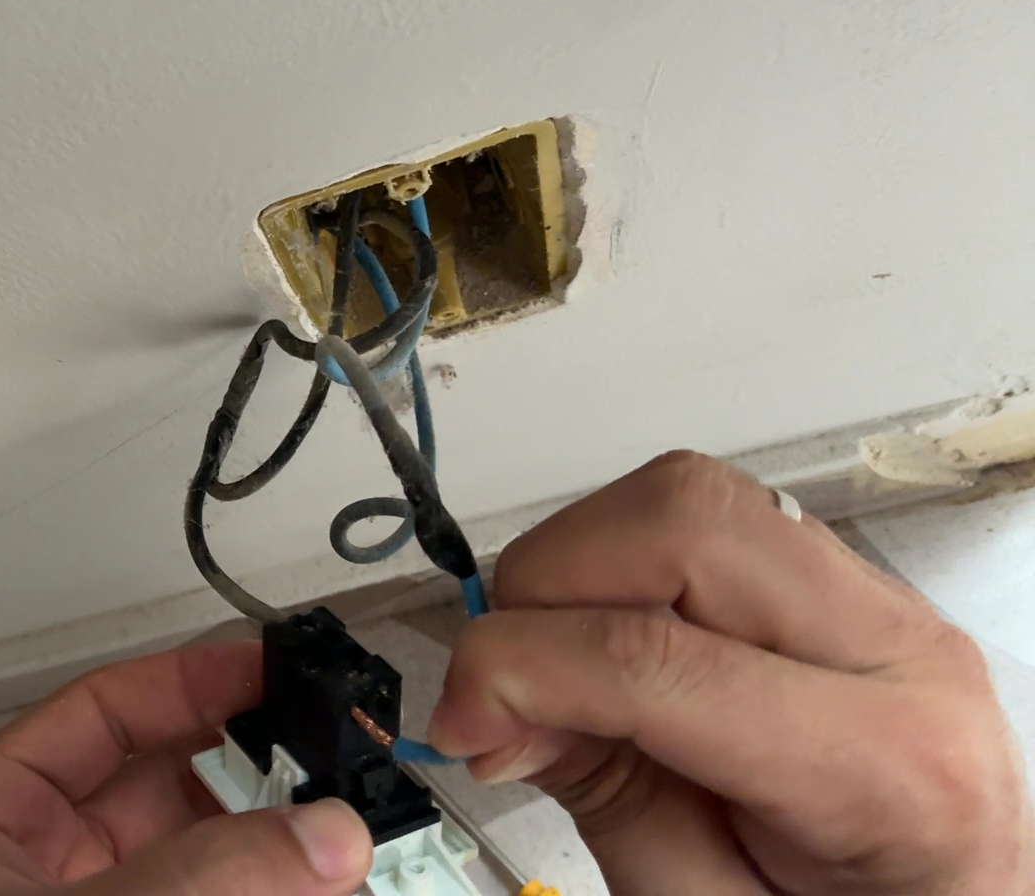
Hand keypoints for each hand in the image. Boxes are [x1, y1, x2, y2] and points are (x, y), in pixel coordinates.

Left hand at [0, 642, 373, 894]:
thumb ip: (204, 877)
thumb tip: (330, 831)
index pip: (100, 712)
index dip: (184, 680)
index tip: (266, 669)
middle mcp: (42, 857)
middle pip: (157, 779)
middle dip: (243, 765)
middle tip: (328, 753)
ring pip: (195, 852)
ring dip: (266, 841)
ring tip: (343, 830)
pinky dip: (262, 891)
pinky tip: (317, 885)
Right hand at [428, 450, 1034, 894]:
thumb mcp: (687, 890)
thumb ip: (584, 785)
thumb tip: (482, 704)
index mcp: (889, 769)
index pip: (648, 659)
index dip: (511, 670)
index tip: (455, 724)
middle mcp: (893, 646)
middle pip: (678, 525)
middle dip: (545, 582)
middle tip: (511, 669)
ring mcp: (865, 590)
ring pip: (675, 494)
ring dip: (570, 559)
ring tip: (554, 648)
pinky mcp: (819, 565)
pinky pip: (685, 508)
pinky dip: (600, 551)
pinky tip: (596, 626)